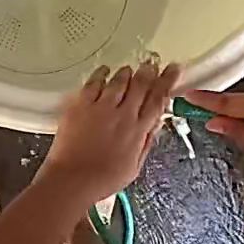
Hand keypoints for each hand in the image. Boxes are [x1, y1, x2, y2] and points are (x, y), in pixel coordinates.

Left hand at [40, 62, 180, 204]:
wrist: (72, 180)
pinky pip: (94, 82)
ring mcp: (101, 108)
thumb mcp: (133, 167)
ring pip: (120, 81)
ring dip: (127, 72)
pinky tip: (104, 71)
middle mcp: (122, 116)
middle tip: (152, 63)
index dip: (167, 81)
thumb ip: (145, 144)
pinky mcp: (81, 106)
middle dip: (149, 71)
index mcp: (138, 131)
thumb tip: (154, 127)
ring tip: (129, 69)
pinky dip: (102, 74)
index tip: (171, 71)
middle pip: (141, 84)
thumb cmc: (99, 179)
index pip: (158, 99)